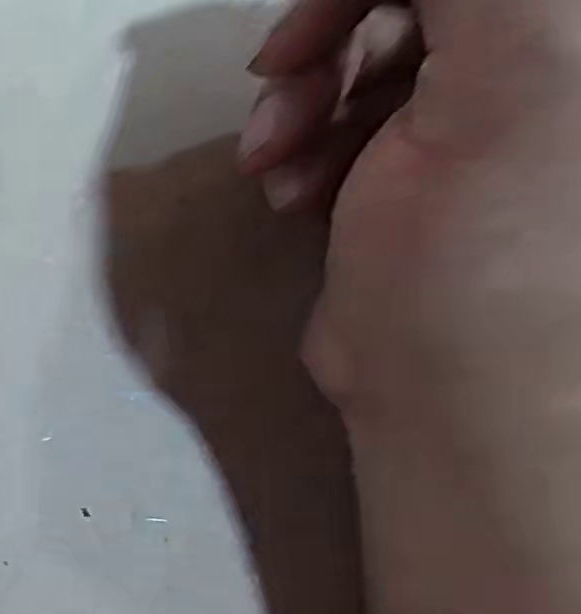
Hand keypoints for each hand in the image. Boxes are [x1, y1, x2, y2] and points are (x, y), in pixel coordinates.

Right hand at [238, 0, 580, 418]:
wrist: (442, 368)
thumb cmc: (487, 242)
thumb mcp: (511, 80)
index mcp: (579, 26)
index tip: (289, 49)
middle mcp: (550, 49)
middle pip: (402, 3)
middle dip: (318, 53)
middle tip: (272, 124)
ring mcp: (482, 98)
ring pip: (363, 52)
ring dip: (298, 112)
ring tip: (280, 174)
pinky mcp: (417, 152)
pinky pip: (343, 113)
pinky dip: (301, 150)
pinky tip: (294, 194)